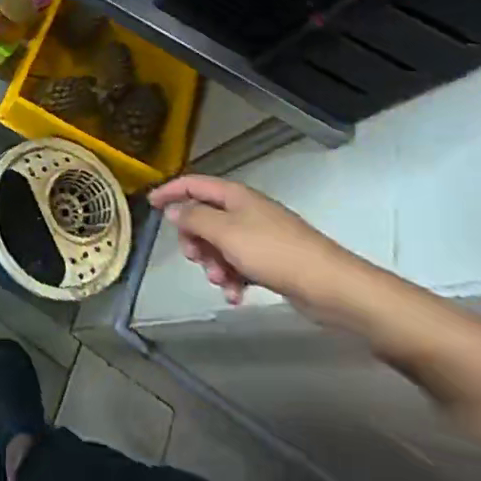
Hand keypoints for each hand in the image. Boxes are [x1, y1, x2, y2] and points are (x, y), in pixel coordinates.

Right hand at [147, 176, 384, 321]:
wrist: (331, 286)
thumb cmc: (272, 252)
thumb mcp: (224, 232)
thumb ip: (193, 218)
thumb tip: (174, 209)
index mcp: (234, 196)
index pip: (192, 184)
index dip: (170, 191)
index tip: (150, 205)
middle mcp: (245, 210)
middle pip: (204, 218)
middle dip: (194, 240)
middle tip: (195, 258)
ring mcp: (259, 235)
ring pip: (220, 244)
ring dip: (214, 264)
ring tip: (223, 283)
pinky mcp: (271, 260)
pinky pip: (239, 264)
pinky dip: (233, 278)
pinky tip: (236, 296)